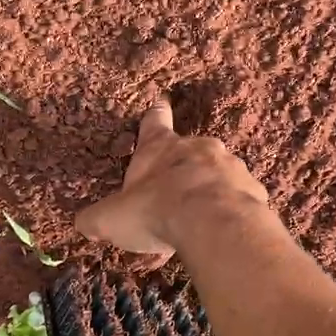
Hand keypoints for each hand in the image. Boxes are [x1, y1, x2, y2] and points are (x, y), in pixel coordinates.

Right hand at [76, 100, 274, 257]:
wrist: (211, 223)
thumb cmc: (155, 210)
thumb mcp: (110, 219)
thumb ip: (94, 219)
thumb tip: (83, 223)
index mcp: (160, 148)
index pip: (154, 122)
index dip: (154, 115)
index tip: (159, 103)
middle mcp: (198, 148)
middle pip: (188, 152)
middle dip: (179, 171)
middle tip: (169, 198)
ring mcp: (230, 167)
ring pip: (215, 176)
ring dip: (205, 193)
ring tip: (194, 223)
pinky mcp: (252, 190)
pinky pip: (237, 199)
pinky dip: (227, 212)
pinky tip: (218, 232)